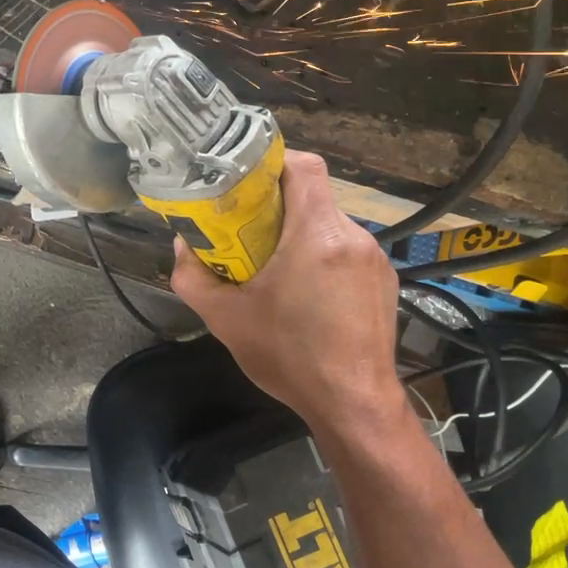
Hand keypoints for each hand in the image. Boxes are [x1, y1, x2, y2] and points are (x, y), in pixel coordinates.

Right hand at [169, 150, 403, 434]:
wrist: (353, 405)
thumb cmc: (288, 355)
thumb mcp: (223, 317)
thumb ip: (193, 276)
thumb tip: (182, 246)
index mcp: (317, 234)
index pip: (304, 166)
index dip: (271, 163)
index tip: (242, 181)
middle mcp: (353, 237)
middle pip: (311, 198)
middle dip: (274, 208)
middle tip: (240, 231)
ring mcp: (375, 261)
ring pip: (327, 226)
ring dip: (296, 236)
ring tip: (269, 267)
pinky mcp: (384, 283)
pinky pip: (345, 253)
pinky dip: (319, 259)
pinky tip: (301, 293)